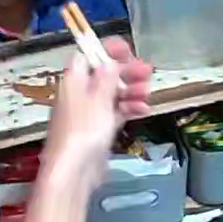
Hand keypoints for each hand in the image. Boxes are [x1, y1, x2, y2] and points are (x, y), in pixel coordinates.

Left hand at [40, 37, 152, 193]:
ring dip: (131, 90)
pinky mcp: (97, 131)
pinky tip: (144, 111)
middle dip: (126, 72)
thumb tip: (109, 61)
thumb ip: (106, 78)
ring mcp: (89, 113)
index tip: (128, 49)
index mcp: (74, 81)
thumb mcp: (99, 99)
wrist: (74, 171)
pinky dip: (128, 109)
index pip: (89, 55)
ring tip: (148, 92)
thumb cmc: (84, 130)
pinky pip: (115, 113)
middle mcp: (79, 94)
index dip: (108, 50)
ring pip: (112, 94)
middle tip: (148, 72)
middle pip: (104, 75)